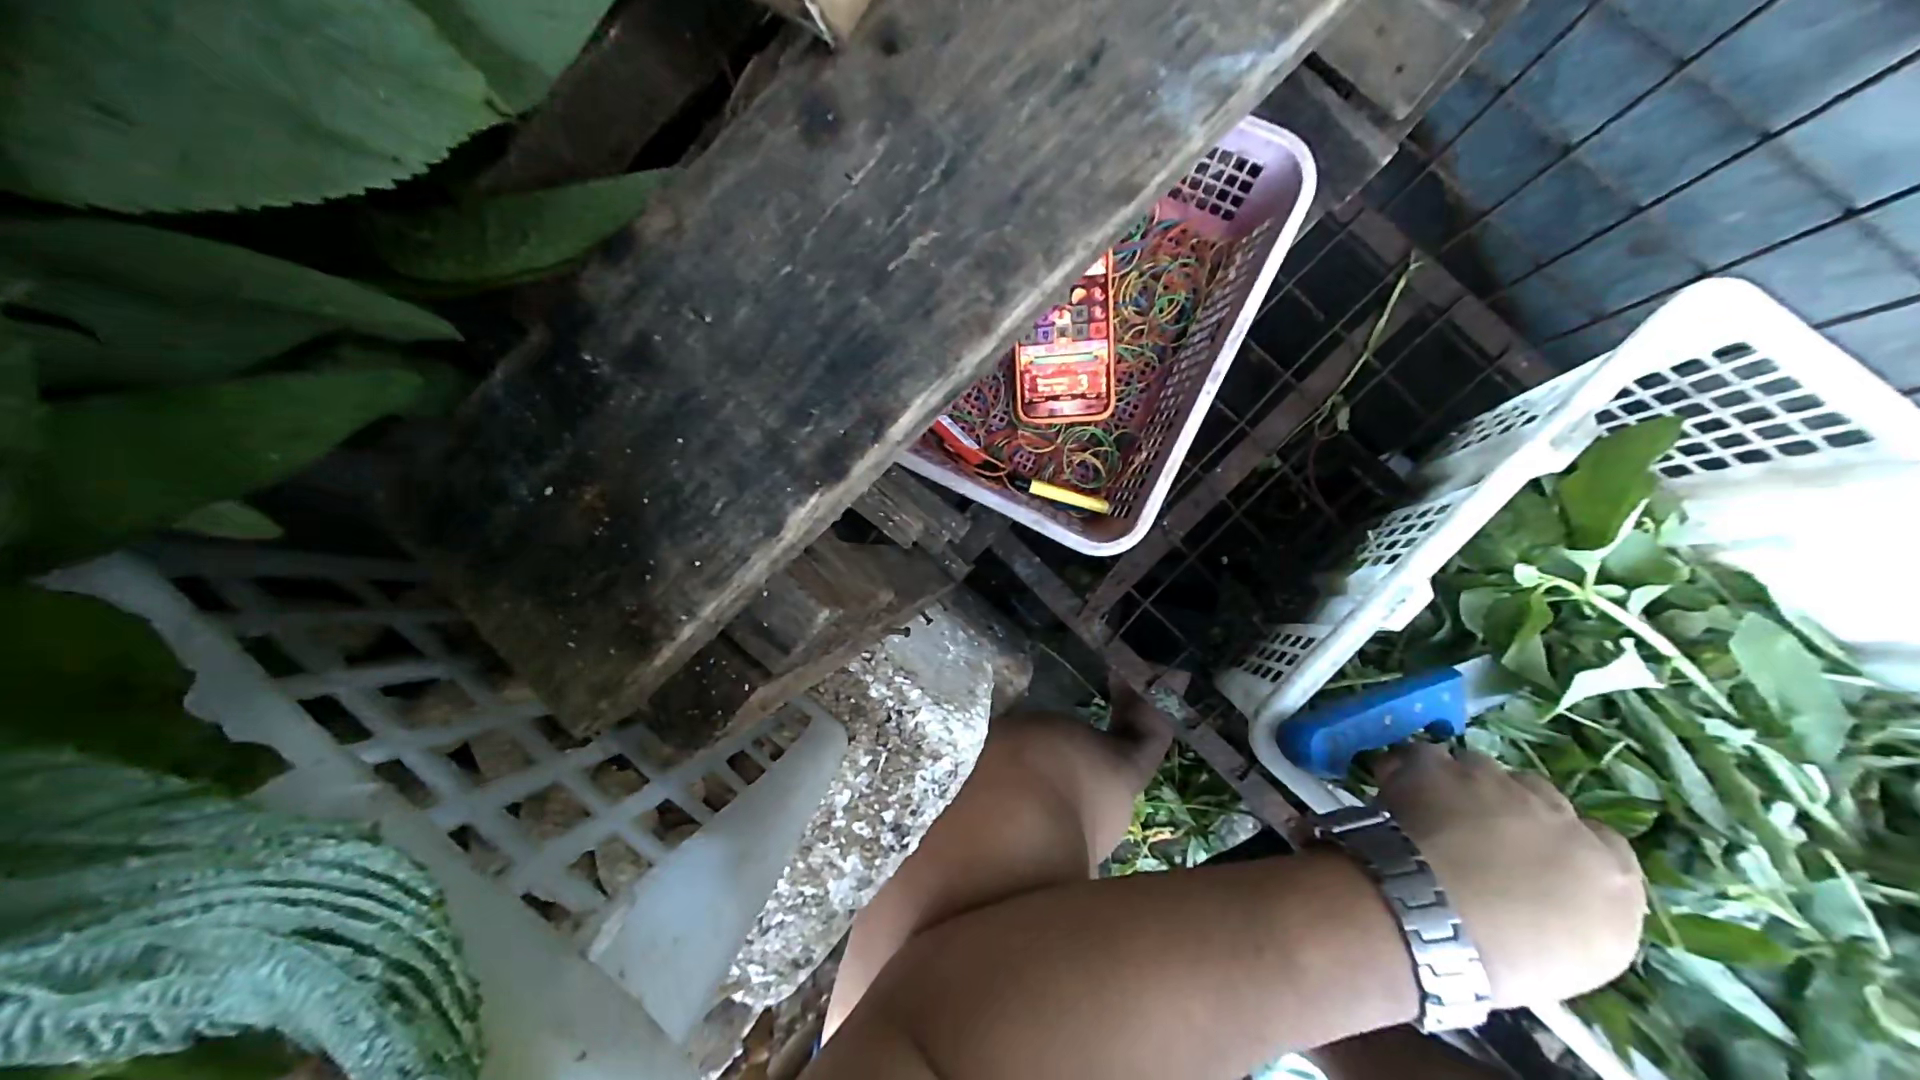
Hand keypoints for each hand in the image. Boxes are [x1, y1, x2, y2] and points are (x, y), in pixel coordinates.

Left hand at [1374, 743, 1645, 1007]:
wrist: (1437, 922)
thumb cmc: (1501, 962)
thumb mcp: (1568, 961)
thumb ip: (1571, 916)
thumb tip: (1546, 903)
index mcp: (1612, 878)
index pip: (1604, 843)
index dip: (1560, 842)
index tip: (1530, 854)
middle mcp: (1561, 819)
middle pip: (1538, 794)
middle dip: (1508, 807)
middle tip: (1471, 833)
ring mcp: (1495, 785)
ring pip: (1479, 767)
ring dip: (1458, 784)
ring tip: (1428, 813)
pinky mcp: (1436, 767)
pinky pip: (1422, 757)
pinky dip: (1407, 771)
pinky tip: (1391, 793)